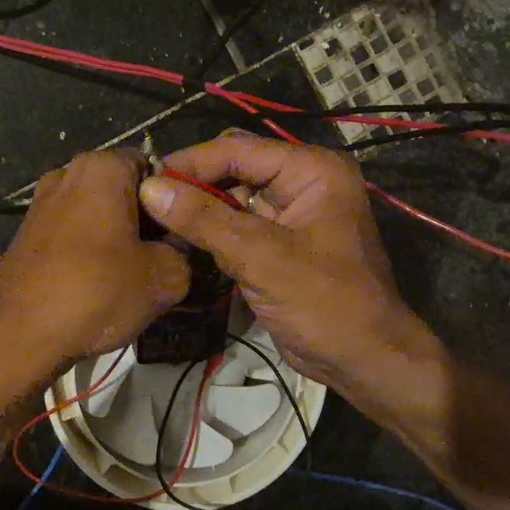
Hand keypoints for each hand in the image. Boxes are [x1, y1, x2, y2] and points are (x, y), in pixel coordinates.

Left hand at [0, 149, 188, 373]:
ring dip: (117, 239)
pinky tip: (97, 287)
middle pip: (124, 190)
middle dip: (145, 222)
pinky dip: (88, 252)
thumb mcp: (165, 278)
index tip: (183, 236)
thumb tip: (179, 248)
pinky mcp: (26, 234)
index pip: (155, 167)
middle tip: (163, 262)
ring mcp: (40, 203)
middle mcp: (66, 173)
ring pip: (97, 214)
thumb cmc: (96, 292)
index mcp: (101, 167)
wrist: (18, 335)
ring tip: (131, 280)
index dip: (175, 201)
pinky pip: (72, 233)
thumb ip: (184, 252)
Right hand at [137, 132, 446, 420]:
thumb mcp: (261, 257)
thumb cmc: (325, 302)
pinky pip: (235, 223)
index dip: (190, 163)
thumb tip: (148, 188)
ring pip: (231, 196)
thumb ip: (204, 220)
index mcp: (311, 171)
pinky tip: (176, 239)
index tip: (145, 180)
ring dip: (197, 207)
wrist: (364, 359)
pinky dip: (208, 229)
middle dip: (191, 182)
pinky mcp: (278, 242)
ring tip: (152, 218)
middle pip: (233, 167)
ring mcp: (290, 213)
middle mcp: (302, 182)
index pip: (237, 150)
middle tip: (146, 200)